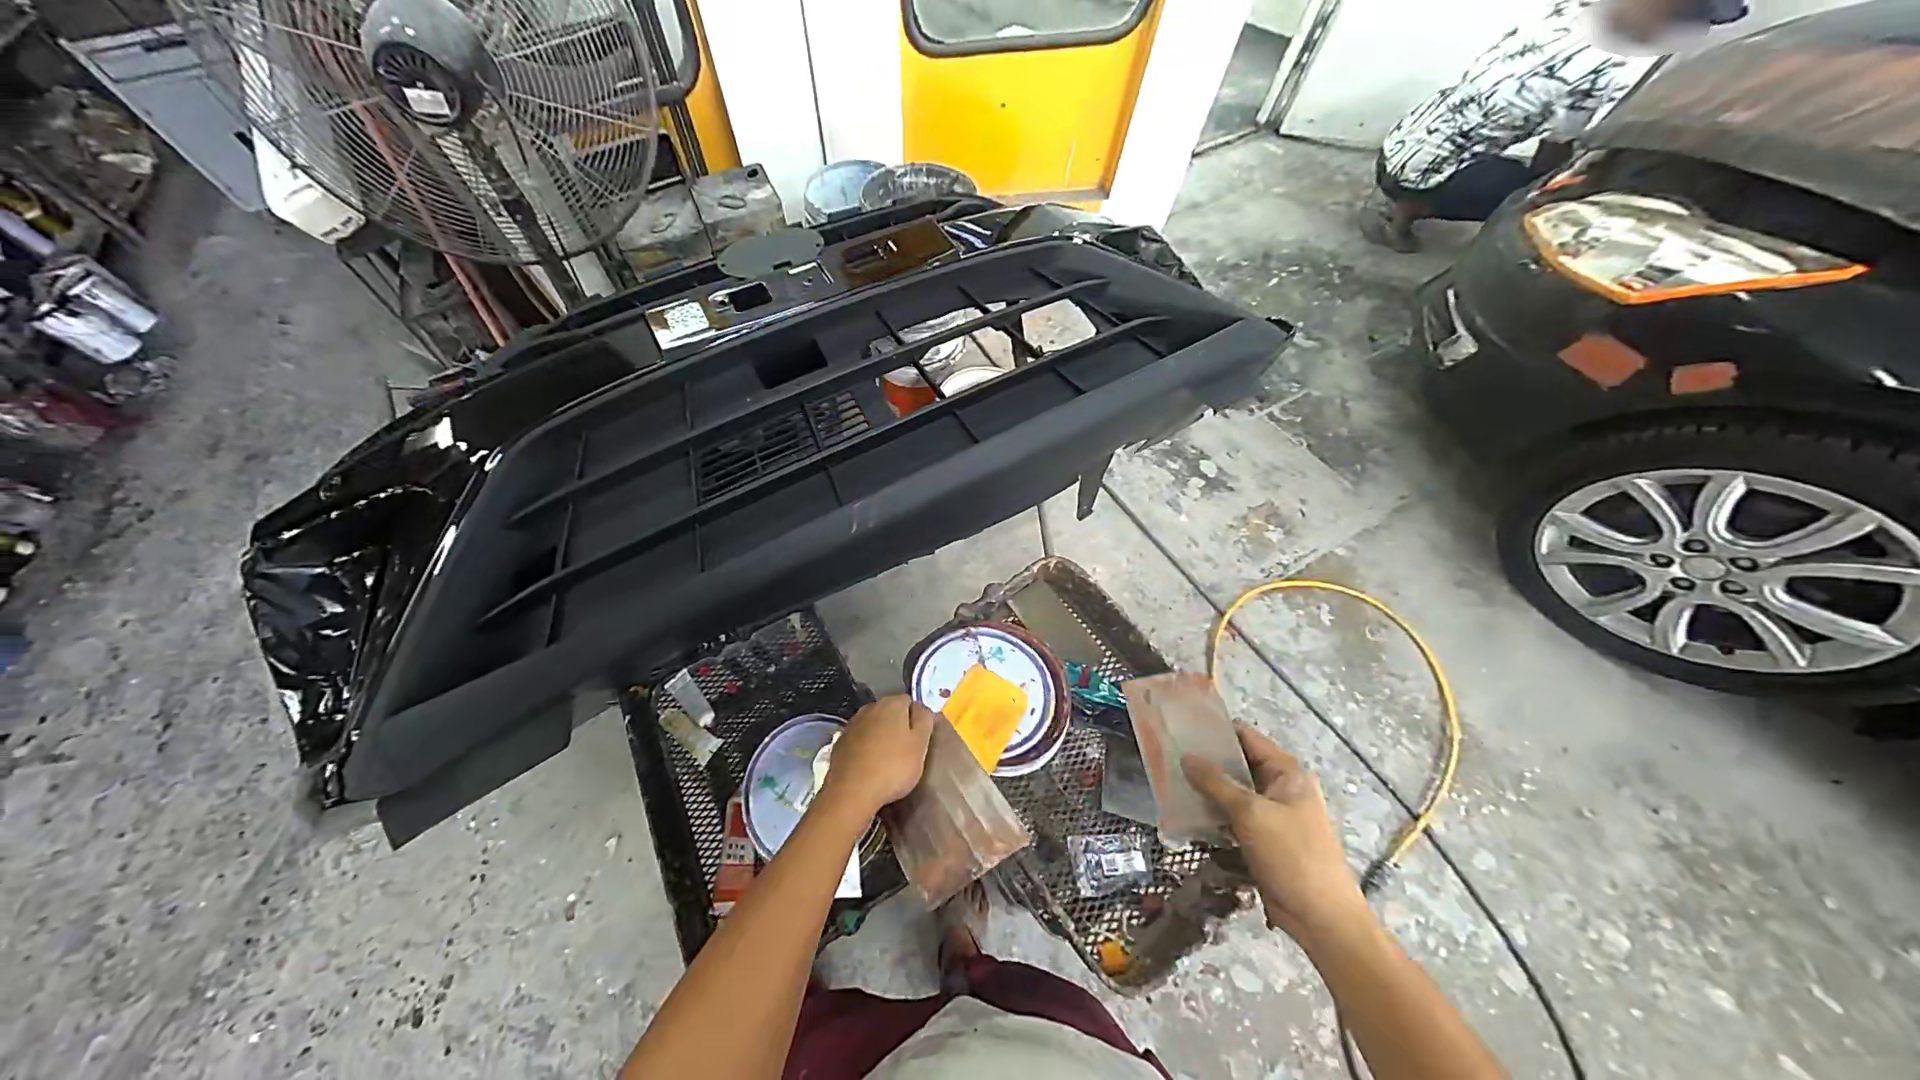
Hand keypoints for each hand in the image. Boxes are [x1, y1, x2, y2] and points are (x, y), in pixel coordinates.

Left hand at [819, 696, 935, 816]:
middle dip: (898, 725)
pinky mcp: (840, 742)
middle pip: (890, 712)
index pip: (909, 701)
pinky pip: (859, 740)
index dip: (917, 718)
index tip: (920, 738)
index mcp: (891, 704)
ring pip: (873, 725)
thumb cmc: (893, 767)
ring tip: (887, 760)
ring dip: (880, 736)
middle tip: (906, 750)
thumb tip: (921, 708)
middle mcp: (869, 708)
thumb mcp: (920, 744)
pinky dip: (865, 747)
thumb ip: (924, 720)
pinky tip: (869, 766)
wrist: (851, 792)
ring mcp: (851, 724)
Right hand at [1183, 724, 1364, 940]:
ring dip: (1206, 789)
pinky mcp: (1262, 838)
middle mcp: (1280, 787)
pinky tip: (1185, 812)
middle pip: (1238, 764)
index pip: (1247, 737)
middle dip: (1206, 760)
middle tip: (1168, 755)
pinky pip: (1232, 816)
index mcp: (1287, 772)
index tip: (1182, 728)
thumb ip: (1216, 783)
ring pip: (1232, 792)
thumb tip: (1186, 757)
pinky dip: (1213, 813)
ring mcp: (1272, 814)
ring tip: (1170, 780)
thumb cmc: (1292, 856)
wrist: (1322, 918)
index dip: (1216, 730)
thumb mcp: (1251, 814)